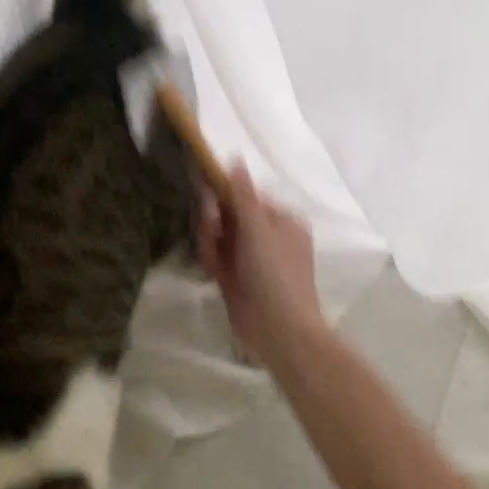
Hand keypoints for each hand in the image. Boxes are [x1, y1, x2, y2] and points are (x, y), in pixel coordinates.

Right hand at [197, 163, 327, 365]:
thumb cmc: (275, 274)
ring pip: (219, 238)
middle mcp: (267, 237)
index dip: (223, 198)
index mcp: (281, 220)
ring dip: (211, 244)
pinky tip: (213, 272)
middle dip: (214, 224)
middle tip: (211, 234)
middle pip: (228, 216)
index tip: (208, 204)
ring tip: (214, 261)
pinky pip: (217, 259)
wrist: (279, 329)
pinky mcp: (236, 279)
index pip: (245, 197)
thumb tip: (235, 159)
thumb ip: (242, 195)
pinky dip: (212, 262)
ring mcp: (251, 259)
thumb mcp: (259, 229)